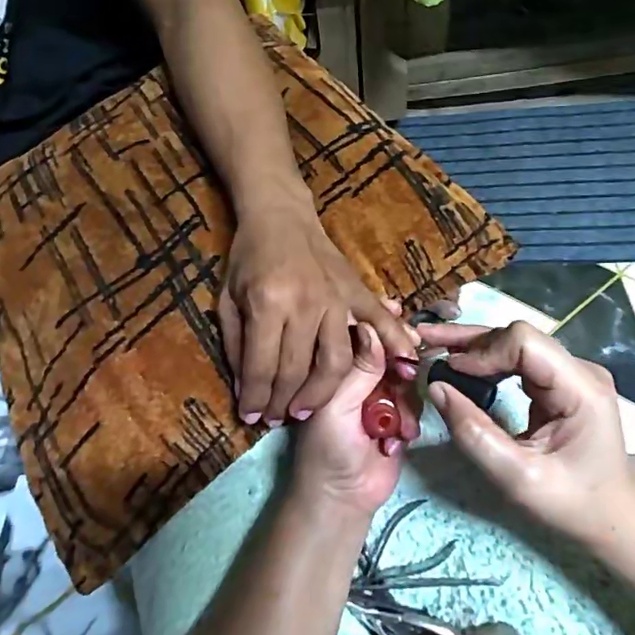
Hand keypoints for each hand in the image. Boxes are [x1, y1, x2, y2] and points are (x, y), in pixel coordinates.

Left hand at [220, 200, 417, 426]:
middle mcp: (305, 305)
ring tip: (307, 409)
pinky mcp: (356, 291)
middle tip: (277, 419)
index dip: (256, 399)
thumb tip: (246, 393)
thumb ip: (236, 346)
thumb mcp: (228, 299)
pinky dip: (394, 344)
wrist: (280, 214)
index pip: (262, 366)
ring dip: (322, 392)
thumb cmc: (249, 257)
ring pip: (336, 360)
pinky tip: (406, 368)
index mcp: (267, 304)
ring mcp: (336, 298)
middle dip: (283, 402)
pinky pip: (379, 322)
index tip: (252, 418)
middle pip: (297, 370)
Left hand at [289, 322, 408, 516]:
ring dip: (406, 400)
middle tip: (407, 369)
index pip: (358, 334)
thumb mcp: (337, 405)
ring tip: (399, 425)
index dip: (377, 322)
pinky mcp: (398, 417)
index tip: (395, 313)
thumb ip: (358, 369)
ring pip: (406, 378)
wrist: (343, 497)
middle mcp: (357, 377)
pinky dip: (410, 420)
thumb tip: (371, 325)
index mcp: (333, 368)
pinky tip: (399, 439)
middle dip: (401, 359)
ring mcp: (379, 396)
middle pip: (388, 350)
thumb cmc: (328, 448)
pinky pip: (415, 404)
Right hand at [420, 321, 634, 546]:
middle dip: (470, 342)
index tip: (450, 372)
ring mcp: (571, 374)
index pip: (526, 343)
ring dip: (474, 347)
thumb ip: (475, 433)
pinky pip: (517, 359)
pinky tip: (459, 365)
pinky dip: (485, 361)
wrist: (612, 518)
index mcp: (581, 390)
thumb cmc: (571, 503)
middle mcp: (580, 371)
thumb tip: (436, 387)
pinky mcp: (558, 382)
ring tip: (434, 348)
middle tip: (426, 344)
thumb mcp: (517, 478)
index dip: (483, 351)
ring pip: (515, 343)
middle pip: (518, 337)